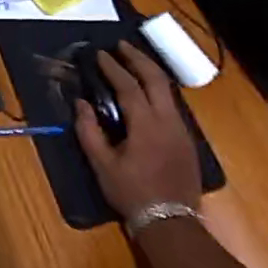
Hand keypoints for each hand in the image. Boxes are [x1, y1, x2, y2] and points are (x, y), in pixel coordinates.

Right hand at [73, 41, 203, 216]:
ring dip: (151, 72)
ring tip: (134, 61)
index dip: (114, 67)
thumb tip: (80, 104)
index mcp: (146, 124)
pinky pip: (172, 104)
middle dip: (139, 58)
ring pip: (168, 90)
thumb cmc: (132, 192)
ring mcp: (182, 129)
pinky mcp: (187, 139)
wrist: (171, 221)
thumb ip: (89, 131)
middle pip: (156, 79)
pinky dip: (158, 89)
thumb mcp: (102, 164)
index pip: (129, 86)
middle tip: (122, 46)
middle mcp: (168, 120)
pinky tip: (148, 91)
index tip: (101, 54)